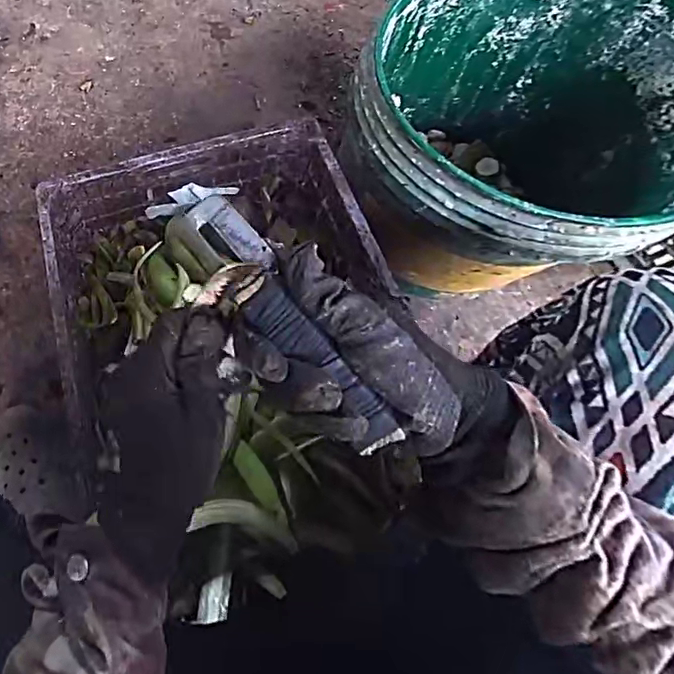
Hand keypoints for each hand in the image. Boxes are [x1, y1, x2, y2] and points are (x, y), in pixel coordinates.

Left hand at [94, 307, 228, 585]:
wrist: (146, 512)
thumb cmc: (181, 462)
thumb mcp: (202, 409)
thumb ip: (202, 360)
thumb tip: (208, 320)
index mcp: (144, 366)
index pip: (172, 320)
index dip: (199, 320)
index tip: (224, 332)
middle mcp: (124, 369)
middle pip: (161, 337)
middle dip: (190, 341)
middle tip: (220, 359)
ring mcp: (117, 386)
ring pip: (155, 356)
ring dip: (179, 360)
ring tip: (208, 378)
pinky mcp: (119, 403)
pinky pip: (146, 376)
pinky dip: (167, 377)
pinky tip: (186, 396)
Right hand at [237, 244, 511, 459]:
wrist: (443, 418)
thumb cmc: (408, 357)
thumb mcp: (367, 322)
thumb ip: (325, 295)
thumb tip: (297, 252)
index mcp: (305, 303)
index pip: (250, 292)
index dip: (232, 293)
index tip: (230, 302)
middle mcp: (293, 336)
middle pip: (248, 343)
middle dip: (264, 357)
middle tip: (281, 368)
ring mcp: (298, 375)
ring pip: (271, 384)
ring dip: (303, 394)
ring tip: (344, 400)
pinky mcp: (308, 412)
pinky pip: (297, 418)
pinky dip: (326, 421)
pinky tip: (356, 421)